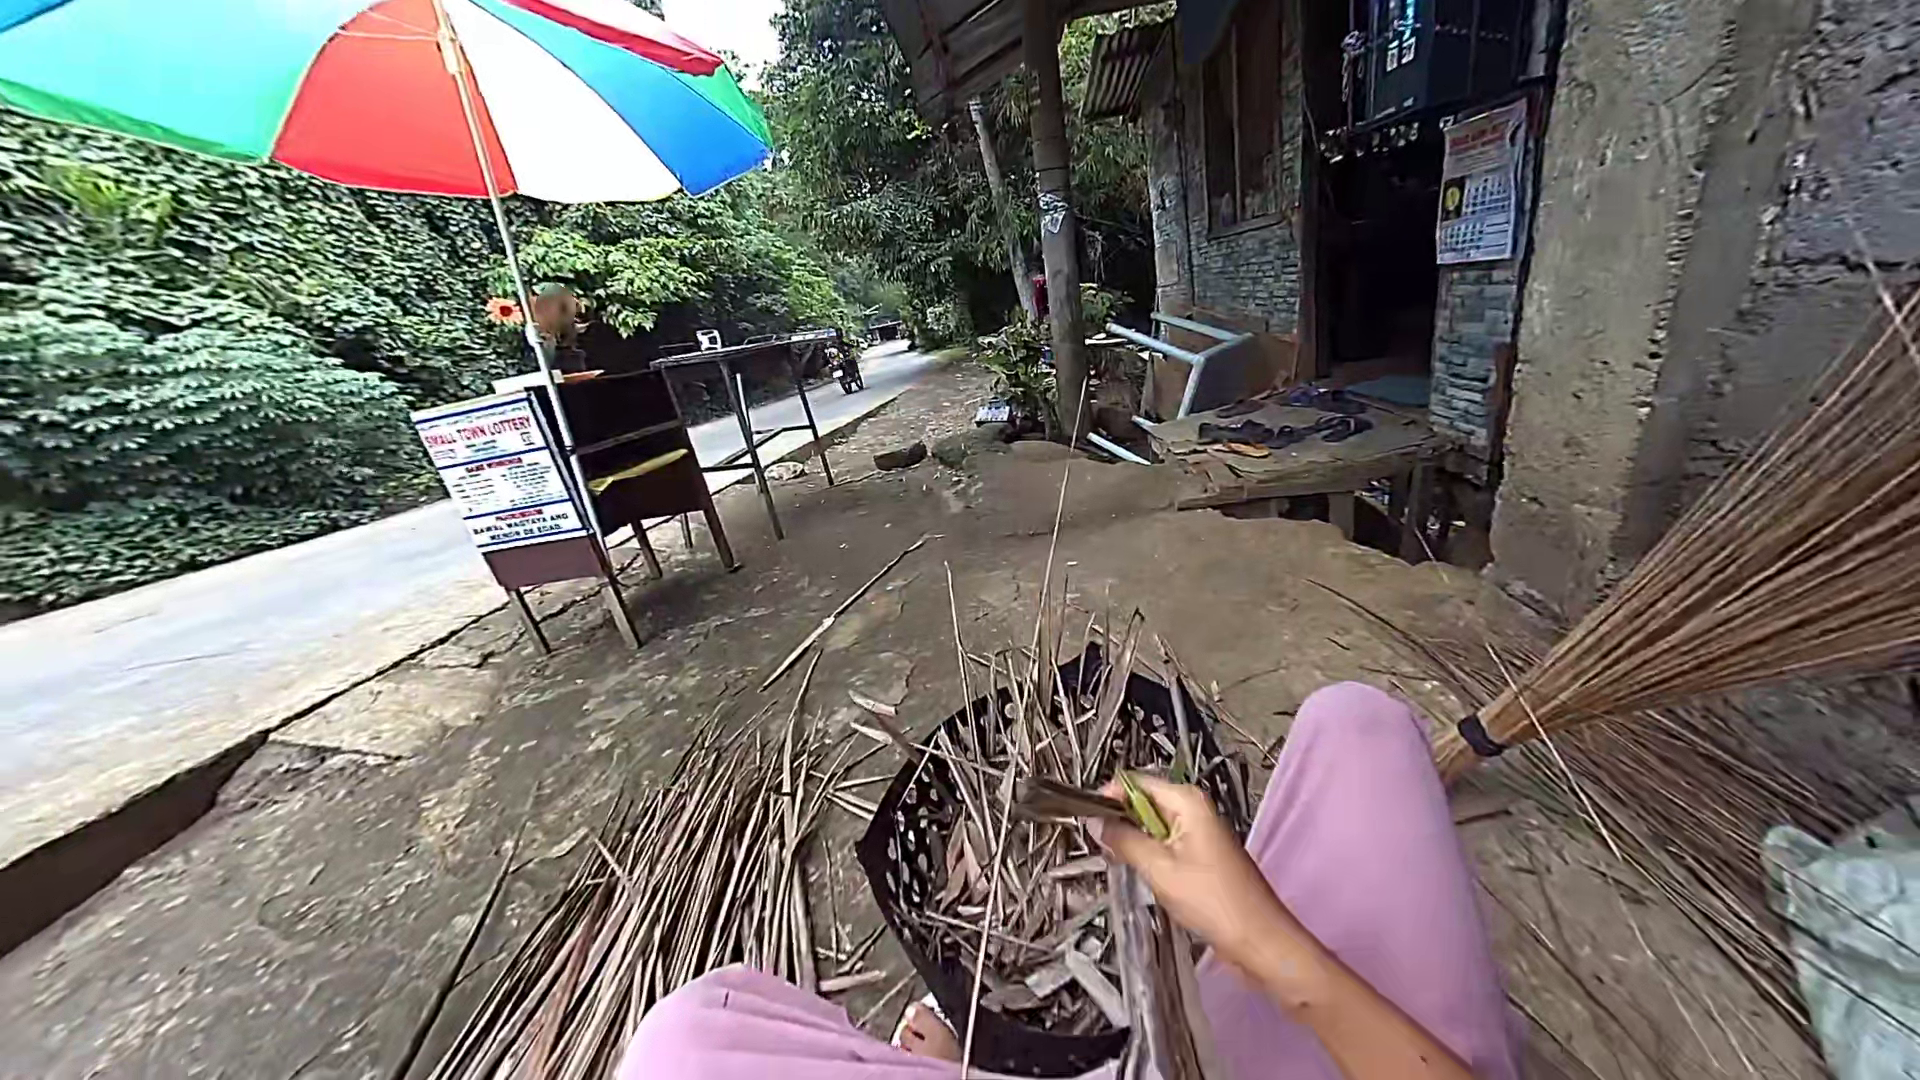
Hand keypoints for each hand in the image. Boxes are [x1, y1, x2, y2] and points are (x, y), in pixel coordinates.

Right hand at [1090, 773, 1312, 979]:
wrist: (1262, 945)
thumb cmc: (1217, 903)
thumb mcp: (1159, 869)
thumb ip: (1122, 839)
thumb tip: (1096, 821)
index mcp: (1187, 800)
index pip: (1135, 782)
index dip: (1110, 797)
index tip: (1090, 817)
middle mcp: (1194, 808)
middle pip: (1142, 802)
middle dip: (1121, 822)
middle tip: (1108, 847)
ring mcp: (1198, 830)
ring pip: (1151, 825)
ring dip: (1135, 841)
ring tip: (1128, 864)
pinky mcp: (1200, 853)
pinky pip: (1164, 842)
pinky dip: (1150, 854)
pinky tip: (1148, 875)